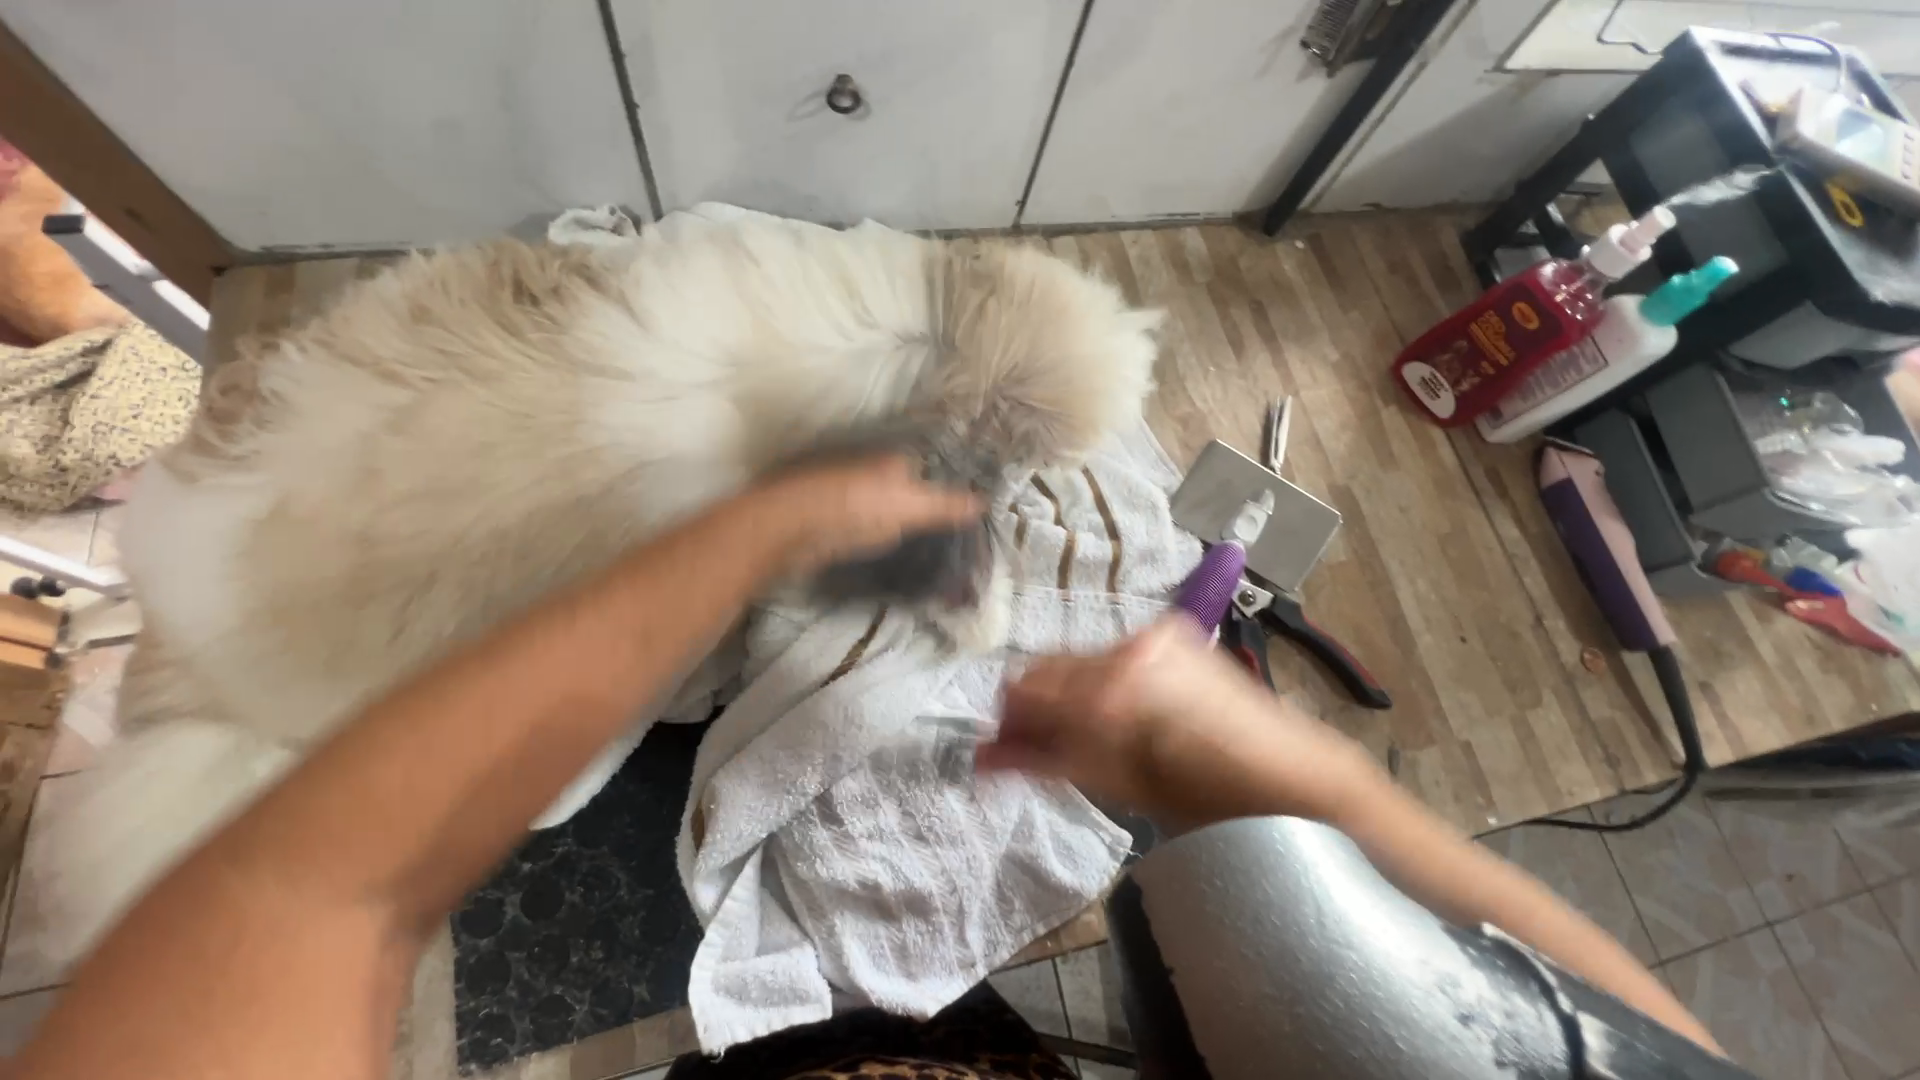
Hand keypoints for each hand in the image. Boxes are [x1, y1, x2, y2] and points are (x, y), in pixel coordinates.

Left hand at [750, 455, 982, 579]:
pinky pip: (852, 524)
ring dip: (884, 518)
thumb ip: (946, 506)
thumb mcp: (911, 508)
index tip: (953, 510)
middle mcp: (865, 469)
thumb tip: (984, 502)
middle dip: (910, 501)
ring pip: (873, 504)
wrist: (790, 526)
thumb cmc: (856, 508)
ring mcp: (841, 493)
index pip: (922, 467)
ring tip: (906, 543)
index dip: (936, 487)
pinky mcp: (822, 518)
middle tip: (933, 529)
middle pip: (896, 485)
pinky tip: (869, 549)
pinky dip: (862, 533)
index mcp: (890, 461)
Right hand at [979, 619, 1380, 828]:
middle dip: (1031, 708)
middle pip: (1046, 666)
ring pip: (1076, 660)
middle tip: (1032, 751)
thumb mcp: (1118, 786)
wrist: (1294, 777)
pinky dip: (1097, 685)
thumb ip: (1044, 761)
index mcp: (1113, 685)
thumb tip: (982, 757)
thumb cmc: (1207, 799)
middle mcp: (1128, 645)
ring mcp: (1153, 635)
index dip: (1004, 721)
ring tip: (1079, 740)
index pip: (1024, 687)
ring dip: (1065, 697)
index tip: (998, 752)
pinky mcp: (1172, 636)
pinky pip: (1110, 656)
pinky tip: (1115, 719)